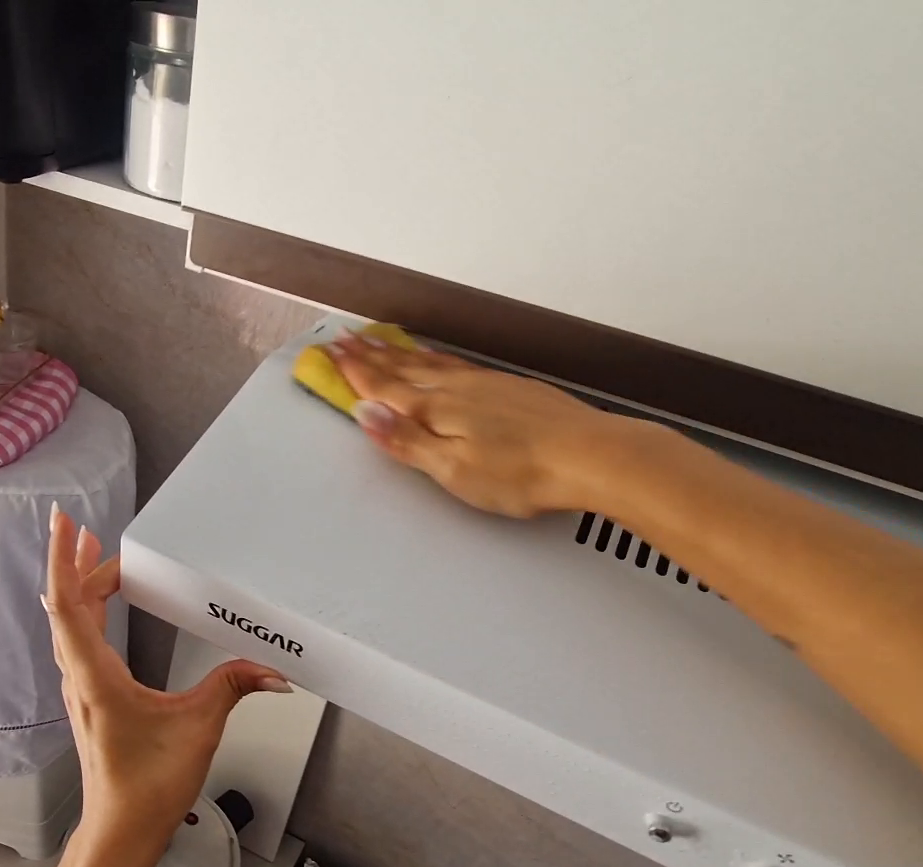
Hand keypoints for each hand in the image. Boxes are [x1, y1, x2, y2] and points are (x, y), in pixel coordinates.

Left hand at [42, 505, 291, 860]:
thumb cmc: (148, 787)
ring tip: (94, 553)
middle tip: (91, 528)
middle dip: (78, 562)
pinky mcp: (91, 698)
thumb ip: (233, 688)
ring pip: (71, 624)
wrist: (120, 833)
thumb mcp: (198, 728)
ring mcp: (81, 688)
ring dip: (80, 585)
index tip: (67, 523)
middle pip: (68, 607)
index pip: (68, 604)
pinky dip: (87, 611)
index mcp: (95, 676)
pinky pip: (80, 641)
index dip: (65, 559)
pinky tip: (103, 605)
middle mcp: (79, 676)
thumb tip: (273, 671)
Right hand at [328, 333, 659, 517]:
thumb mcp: (453, 469)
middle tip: (345, 338)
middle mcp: (457, 390)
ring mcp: (486, 385)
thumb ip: (407, 441)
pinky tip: (437, 358)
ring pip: (431, 363)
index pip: (385, 389)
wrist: (590, 455)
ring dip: (400, 353)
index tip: (332, 353)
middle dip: (371, 356)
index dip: (356, 373)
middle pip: (404, 370)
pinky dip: (436, 357)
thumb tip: (364, 414)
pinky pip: (458, 364)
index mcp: (437, 411)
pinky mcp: (510, 389)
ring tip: (380, 340)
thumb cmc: (521, 472)